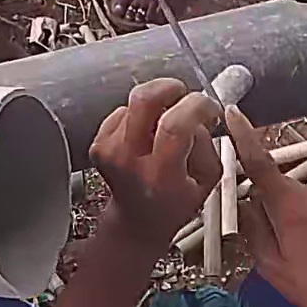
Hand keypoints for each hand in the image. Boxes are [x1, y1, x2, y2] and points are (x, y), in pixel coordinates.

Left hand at [89, 78, 221, 250]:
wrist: (137, 220)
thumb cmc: (174, 203)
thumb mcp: (207, 180)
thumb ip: (208, 144)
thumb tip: (199, 115)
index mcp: (160, 174)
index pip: (175, 125)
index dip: (197, 106)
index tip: (208, 107)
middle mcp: (129, 160)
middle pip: (143, 99)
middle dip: (170, 87)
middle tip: (183, 96)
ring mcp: (109, 149)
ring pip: (137, 102)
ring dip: (159, 105)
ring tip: (167, 126)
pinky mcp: (99, 142)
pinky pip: (125, 110)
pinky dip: (142, 115)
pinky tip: (149, 135)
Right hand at [225, 107, 306, 306]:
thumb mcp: (269, 262)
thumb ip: (252, 227)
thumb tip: (240, 203)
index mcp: (289, 204)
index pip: (260, 162)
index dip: (243, 135)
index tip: (231, 112)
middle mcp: (306, 193)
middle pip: (267, 178)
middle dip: (249, 189)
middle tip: (237, 216)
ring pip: (280, 191)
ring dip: (268, 205)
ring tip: (268, 239)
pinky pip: (294, 199)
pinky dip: (282, 210)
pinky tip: (284, 238)